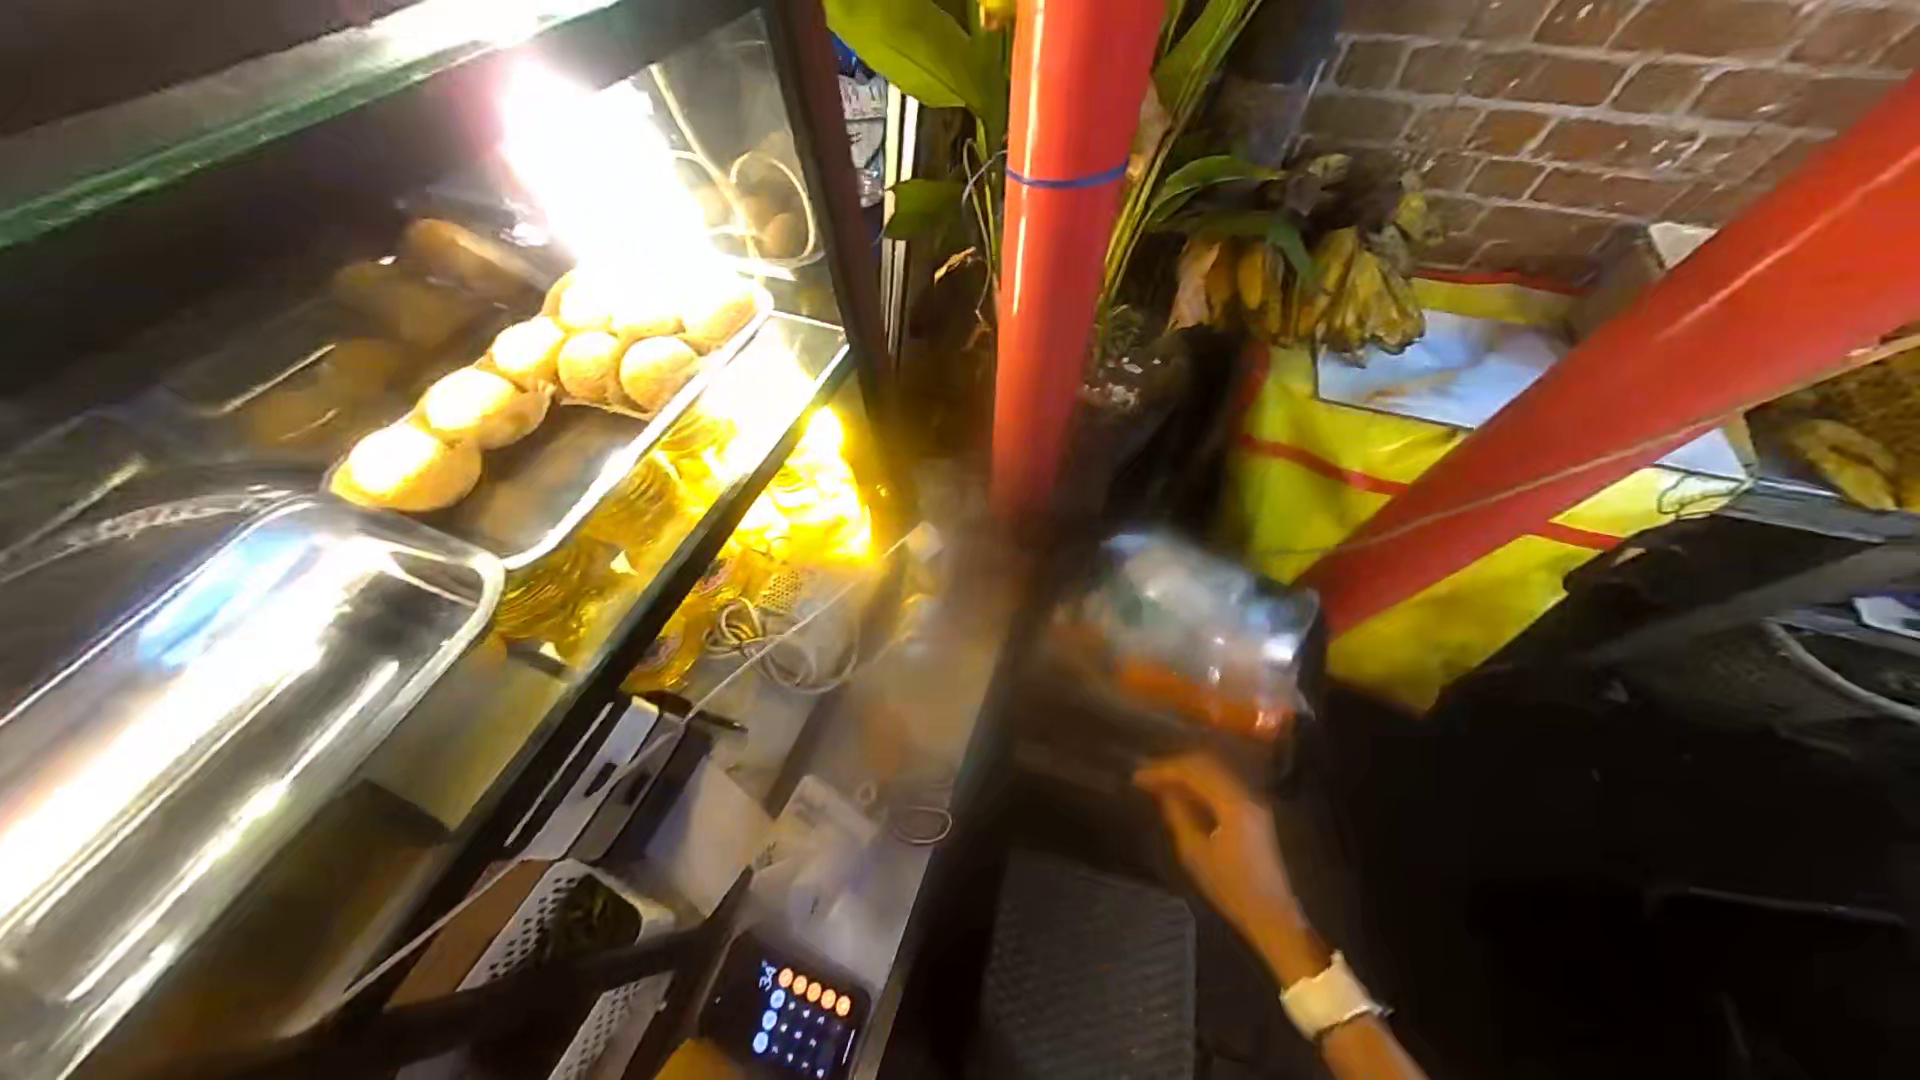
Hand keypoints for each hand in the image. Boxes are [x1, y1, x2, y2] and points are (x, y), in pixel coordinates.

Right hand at [1134, 752, 1300, 937]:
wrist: (1272, 915)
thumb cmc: (1230, 888)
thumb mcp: (1194, 852)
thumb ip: (1176, 814)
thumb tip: (1160, 789)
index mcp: (1233, 804)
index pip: (1193, 772)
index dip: (1163, 770)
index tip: (1138, 775)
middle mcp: (1246, 795)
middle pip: (1205, 765)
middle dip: (1173, 765)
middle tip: (1146, 772)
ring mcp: (1253, 802)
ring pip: (1214, 771)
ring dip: (1186, 772)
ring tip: (1159, 779)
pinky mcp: (1253, 811)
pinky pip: (1222, 784)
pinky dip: (1199, 782)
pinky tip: (1182, 792)